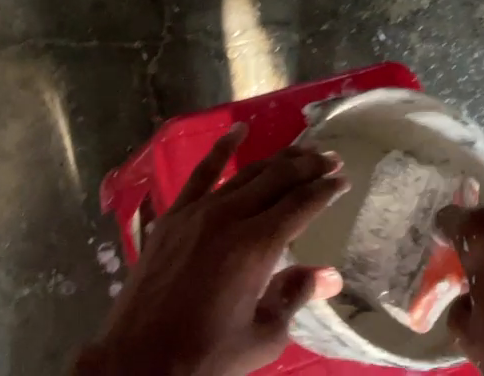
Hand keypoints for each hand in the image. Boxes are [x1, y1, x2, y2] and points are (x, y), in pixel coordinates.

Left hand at [75, 125, 350, 375]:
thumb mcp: (262, 337)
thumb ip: (294, 296)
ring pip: (245, 174)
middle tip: (331, 159)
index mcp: (255, 247)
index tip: (343, 179)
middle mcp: (229, 217)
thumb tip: (329, 274)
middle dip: (307, 167)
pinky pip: (200, 173)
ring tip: (301, 151)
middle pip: (276, 180)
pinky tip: (238, 130)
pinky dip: (222, 148)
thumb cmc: (206, 355)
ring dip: (276, 160)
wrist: (140, 358)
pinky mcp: (174, 214)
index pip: (299, 206)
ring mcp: (198, 211)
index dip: (324, 191)